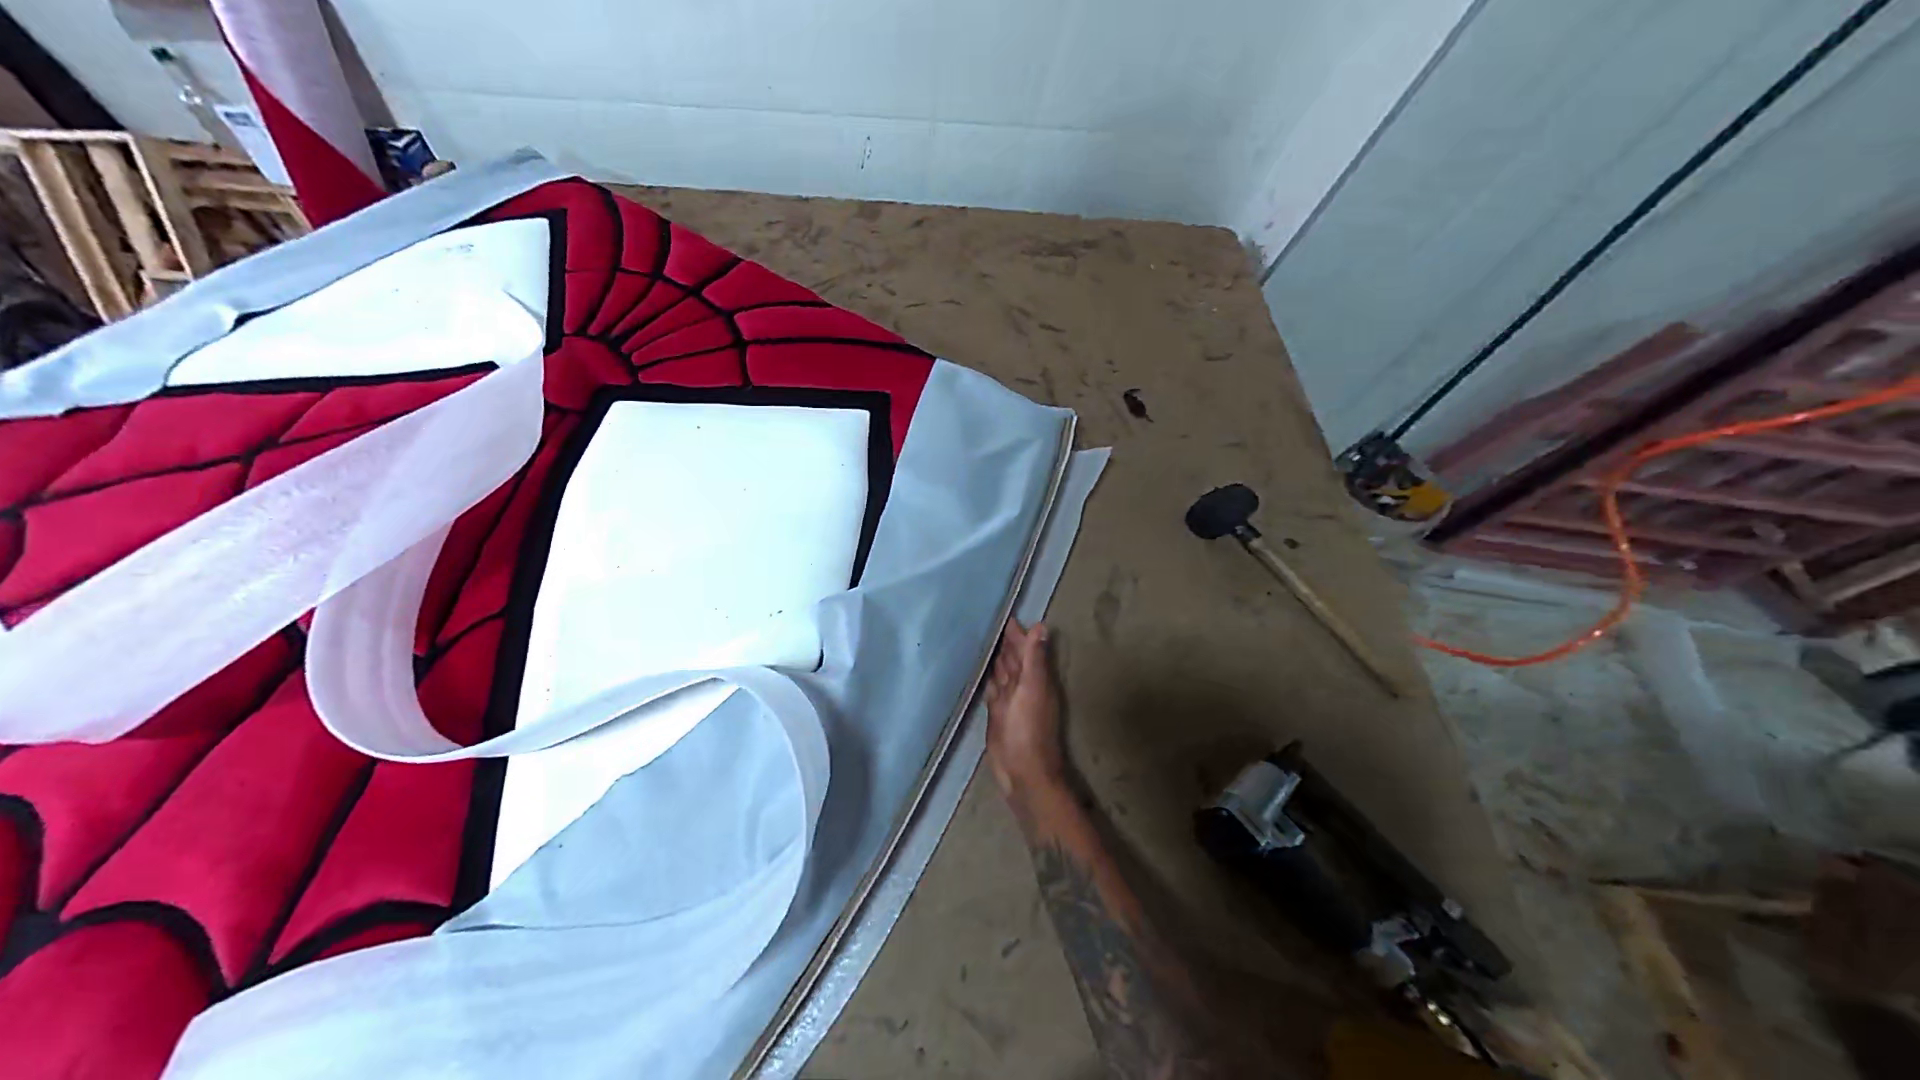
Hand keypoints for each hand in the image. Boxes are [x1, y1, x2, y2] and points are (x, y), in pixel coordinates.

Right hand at [985, 619, 1066, 802]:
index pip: (1024, 647)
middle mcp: (1023, 685)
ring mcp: (1009, 700)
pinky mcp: (997, 713)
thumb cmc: (1028, 729)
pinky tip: (977, 668)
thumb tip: (1041, 626)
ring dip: (994, 656)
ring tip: (979, 638)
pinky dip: (987, 676)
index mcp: (1035, 677)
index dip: (1016, 632)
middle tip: (985, 619)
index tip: (1002, 612)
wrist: (1023, 770)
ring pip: (1002, 671)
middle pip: (1012, 657)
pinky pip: (992, 688)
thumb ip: (1035, 659)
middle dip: (1003, 640)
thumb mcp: (1033, 689)